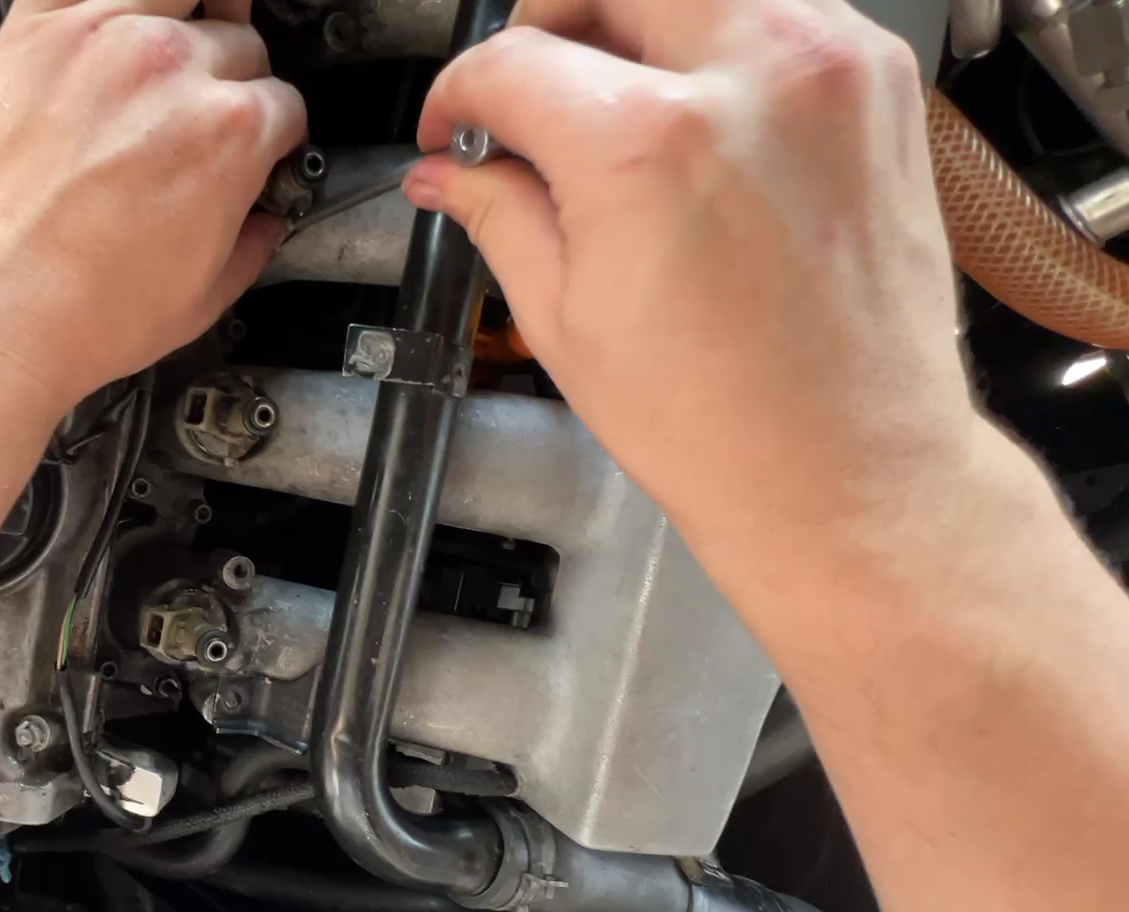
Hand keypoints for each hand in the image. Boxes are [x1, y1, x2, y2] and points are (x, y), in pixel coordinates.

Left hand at [0, 0, 306, 412]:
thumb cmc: (88, 317)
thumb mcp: (203, 300)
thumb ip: (251, 246)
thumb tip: (263, 222)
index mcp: (230, 136)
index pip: (283, 104)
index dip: (275, 134)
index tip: (257, 149)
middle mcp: (172, 71)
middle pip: (238, 44)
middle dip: (232, 86)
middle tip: (201, 125)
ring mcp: (101, 40)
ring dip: (188, 19)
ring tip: (170, 58)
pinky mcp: (35, 33)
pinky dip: (109, 1)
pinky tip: (113, 28)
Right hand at [405, 0, 976, 562]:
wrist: (834, 459)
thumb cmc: (702, 414)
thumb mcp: (558, 316)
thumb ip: (496, 215)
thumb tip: (444, 176)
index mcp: (643, 149)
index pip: (512, 63)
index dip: (456, 95)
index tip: (448, 130)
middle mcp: (752, 76)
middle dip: (536, 28)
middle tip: (509, 97)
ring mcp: (831, 69)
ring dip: (619, 29)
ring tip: (586, 117)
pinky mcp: (875, 87)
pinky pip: (764, 17)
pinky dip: (695, 47)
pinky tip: (665, 125)